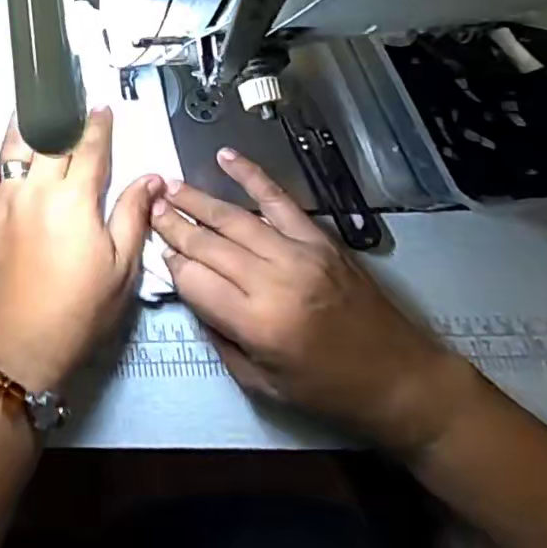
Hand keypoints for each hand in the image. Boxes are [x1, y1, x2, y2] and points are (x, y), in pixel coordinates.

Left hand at [0, 108, 160, 392]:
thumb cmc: (79, 308)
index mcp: (75, 200)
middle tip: (68, 98)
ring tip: (31, 102)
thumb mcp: (121, 266)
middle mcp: (37, 189)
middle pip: (50, 139)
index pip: (90, 149)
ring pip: (12, 147)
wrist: (20, 347)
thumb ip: (133, 215)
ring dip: (23, 121)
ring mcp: (4, 200)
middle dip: (62, 114)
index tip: (101, 107)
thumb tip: (152, 178)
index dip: (98, 126)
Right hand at [150, 149, 479, 453]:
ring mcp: (299, 252)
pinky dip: (252, 175)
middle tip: (149, 205)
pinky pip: (279, 199)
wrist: (397, 375)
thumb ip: (221, 336)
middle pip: (211, 244)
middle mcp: (274, 280)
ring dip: (199, 199)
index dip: (172, 264)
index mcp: (257, 323)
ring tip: (170, 186)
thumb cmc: (327, 390)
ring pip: (237, 218)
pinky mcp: (319, 237)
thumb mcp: (262, 383)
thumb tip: (191, 291)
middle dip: (175, 224)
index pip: (196, 280)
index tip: (156, 248)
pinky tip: (227, 157)